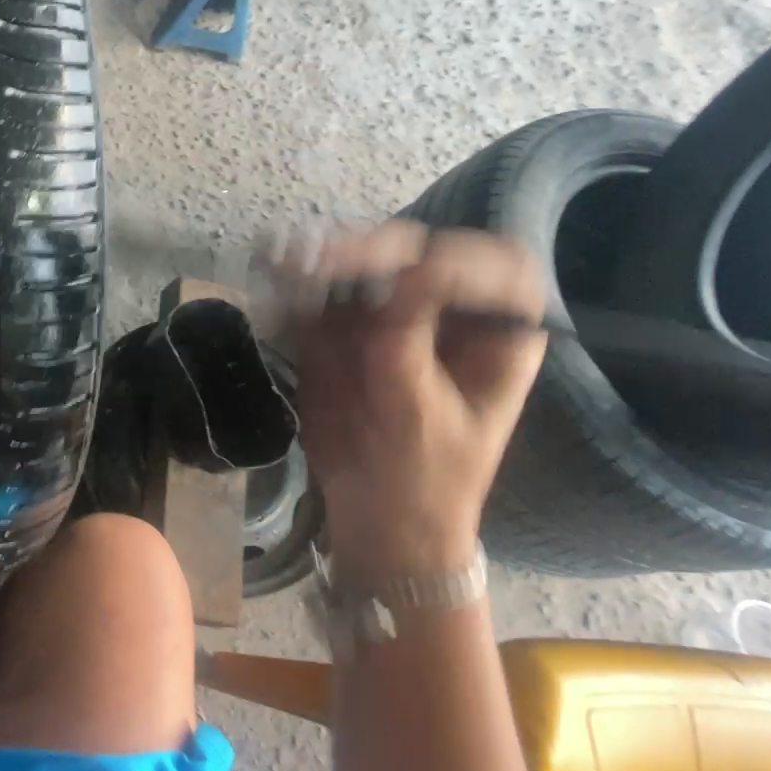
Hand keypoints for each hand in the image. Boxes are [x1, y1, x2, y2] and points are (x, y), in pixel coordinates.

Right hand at [287, 222, 546, 588]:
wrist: (378, 518)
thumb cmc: (426, 478)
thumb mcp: (423, 414)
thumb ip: (409, 343)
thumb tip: (405, 275)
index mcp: (492, 335)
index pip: (494, 270)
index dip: (460, 260)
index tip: (412, 274)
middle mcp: (443, 316)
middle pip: (418, 256)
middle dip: (372, 251)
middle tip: (324, 260)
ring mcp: (388, 321)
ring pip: (363, 268)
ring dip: (325, 257)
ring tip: (289, 258)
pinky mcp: (341, 335)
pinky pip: (321, 298)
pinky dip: (295, 283)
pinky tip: (275, 272)